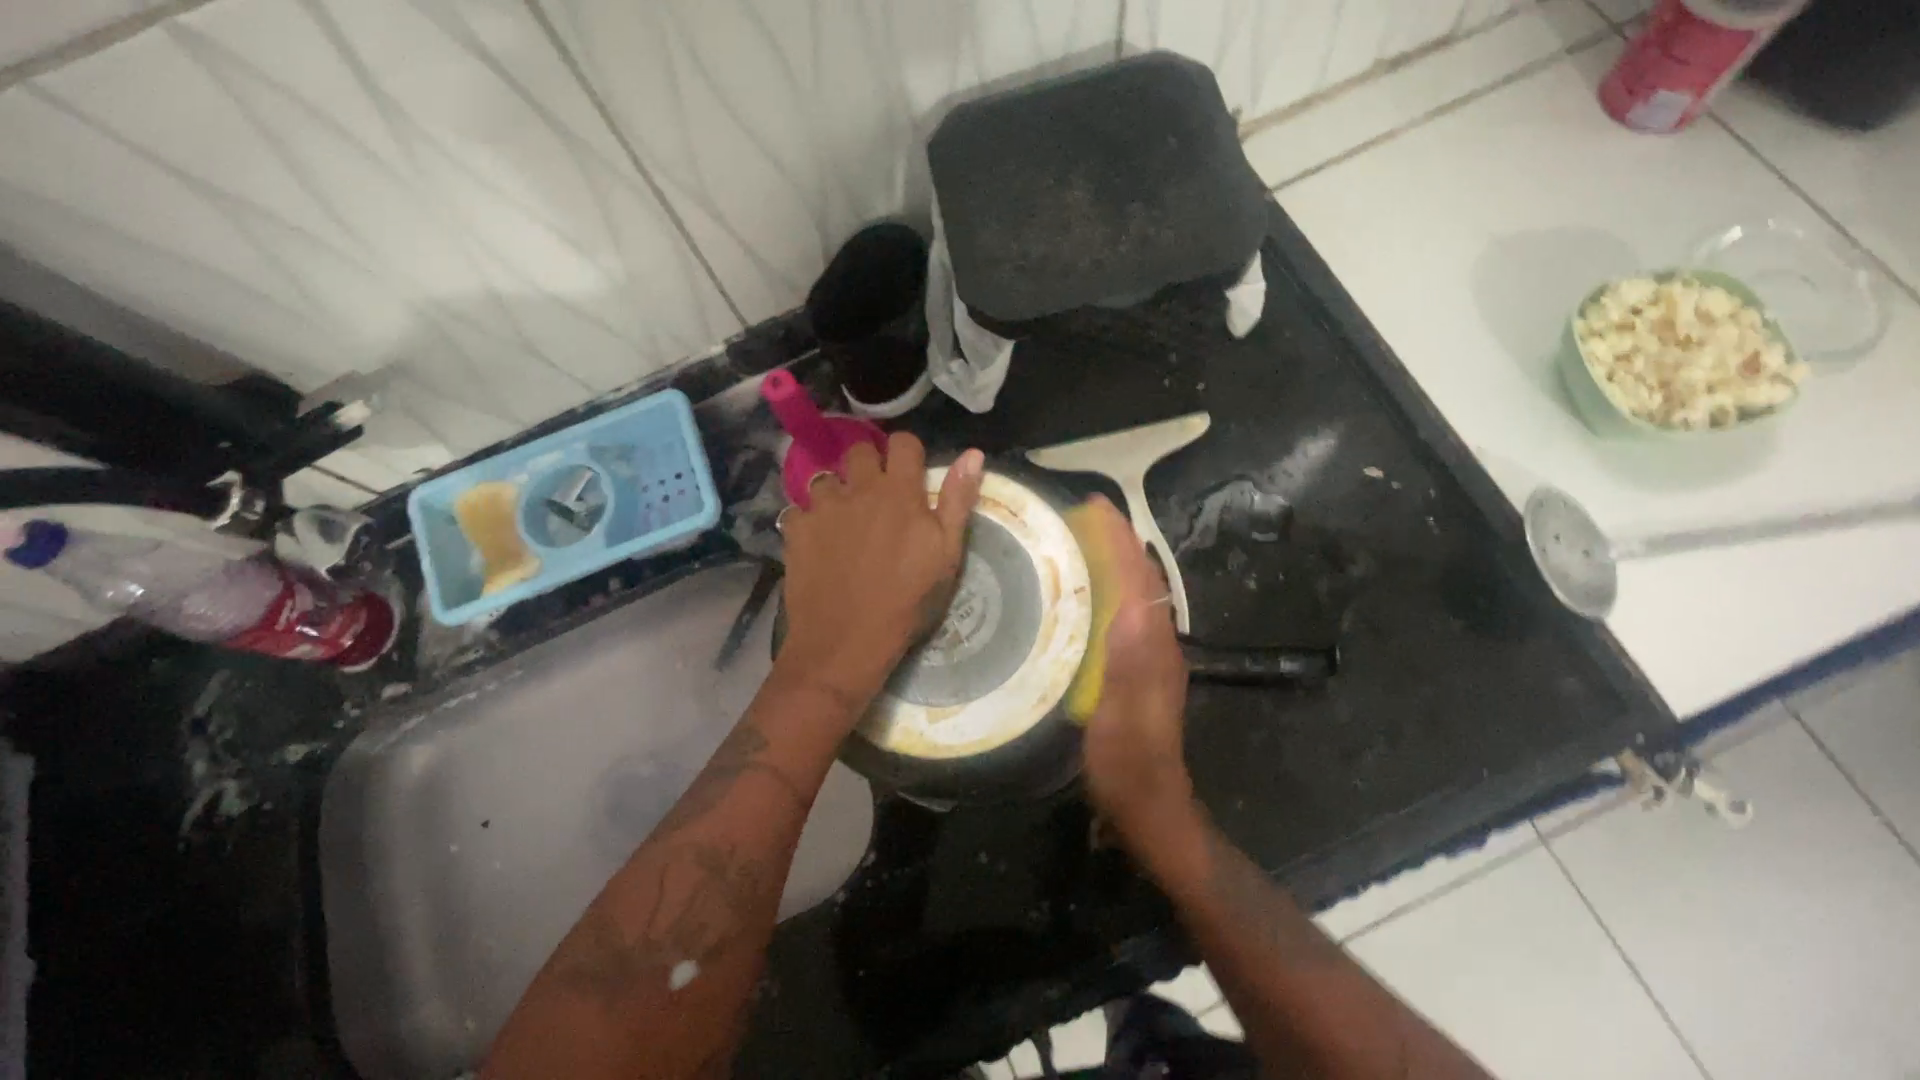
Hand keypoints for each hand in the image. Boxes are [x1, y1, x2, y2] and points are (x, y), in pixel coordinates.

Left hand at [778, 433, 983, 712]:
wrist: (846, 641)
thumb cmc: (907, 601)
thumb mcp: (947, 555)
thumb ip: (958, 501)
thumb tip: (973, 454)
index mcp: (900, 492)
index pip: (903, 442)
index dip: (907, 453)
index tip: (910, 473)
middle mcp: (858, 488)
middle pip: (859, 450)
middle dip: (869, 464)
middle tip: (876, 495)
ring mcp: (823, 508)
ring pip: (826, 477)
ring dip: (837, 491)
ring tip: (843, 519)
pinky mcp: (796, 530)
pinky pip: (800, 509)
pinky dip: (809, 520)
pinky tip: (817, 542)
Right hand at [1079, 497, 1193, 837]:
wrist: (1149, 807)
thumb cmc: (1128, 765)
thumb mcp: (1122, 718)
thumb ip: (1128, 665)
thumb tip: (1132, 606)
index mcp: (1152, 646)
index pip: (1138, 578)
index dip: (1119, 538)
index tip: (1095, 504)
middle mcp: (1156, 644)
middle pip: (1140, 579)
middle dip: (1117, 541)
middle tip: (1081, 516)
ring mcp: (1150, 659)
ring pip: (1135, 595)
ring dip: (1114, 562)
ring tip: (1080, 542)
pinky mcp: (1137, 672)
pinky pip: (1124, 615)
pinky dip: (1108, 591)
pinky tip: (1084, 598)